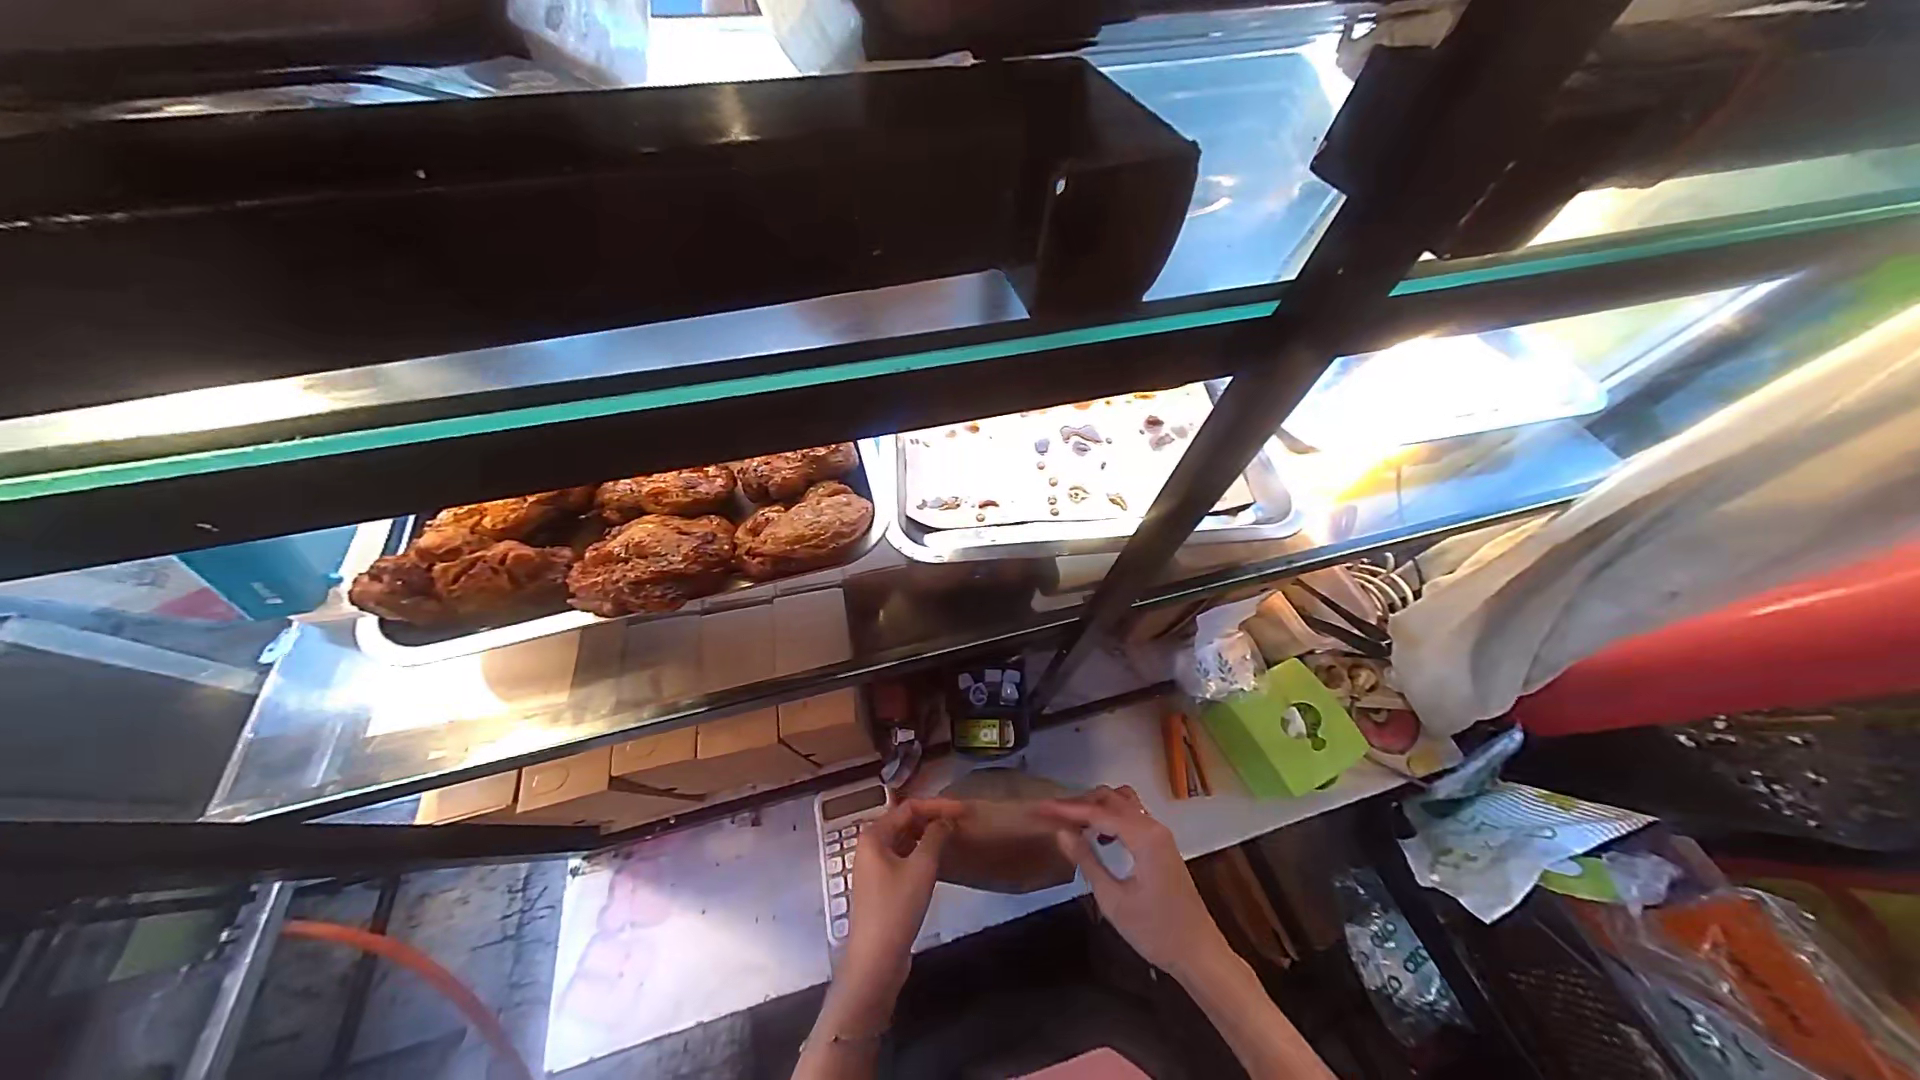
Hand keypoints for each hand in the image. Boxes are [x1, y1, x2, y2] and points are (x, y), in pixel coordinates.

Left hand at [842, 797, 965, 993]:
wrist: (875, 960)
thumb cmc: (896, 908)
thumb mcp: (922, 868)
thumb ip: (935, 836)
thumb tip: (945, 820)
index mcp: (873, 835)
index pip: (909, 807)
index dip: (937, 806)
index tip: (963, 810)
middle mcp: (869, 846)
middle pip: (904, 822)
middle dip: (932, 818)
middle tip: (960, 821)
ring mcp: (873, 867)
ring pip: (904, 840)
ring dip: (927, 836)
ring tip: (953, 836)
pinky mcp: (880, 885)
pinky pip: (903, 858)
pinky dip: (921, 853)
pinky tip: (938, 858)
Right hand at [1040, 785, 1230, 978]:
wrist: (1199, 954)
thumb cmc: (1156, 932)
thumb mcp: (1113, 900)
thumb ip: (1087, 861)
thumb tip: (1062, 832)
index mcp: (1144, 837)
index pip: (1098, 812)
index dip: (1067, 809)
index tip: (1041, 809)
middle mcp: (1154, 827)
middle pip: (1112, 798)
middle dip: (1080, 803)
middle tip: (1053, 816)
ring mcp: (1160, 835)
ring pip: (1123, 803)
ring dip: (1097, 807)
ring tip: (1071, 823)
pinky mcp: (1161, 845)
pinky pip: (1132, 817)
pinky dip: (1111, 817)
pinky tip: (1097, 836)